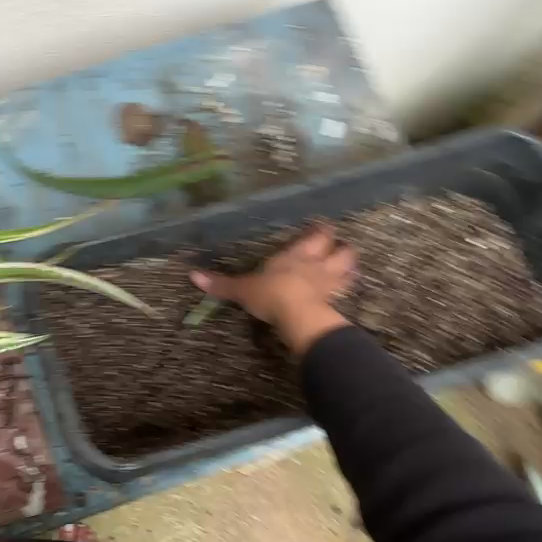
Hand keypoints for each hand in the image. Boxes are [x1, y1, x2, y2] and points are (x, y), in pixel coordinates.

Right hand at [191, 225, 355, 352]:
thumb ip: (221, 283)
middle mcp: (318, 265)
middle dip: (341, 248)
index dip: (320, 231)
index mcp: (296, 254)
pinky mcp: (335, 303)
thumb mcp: (242, 289)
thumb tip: (193, 275)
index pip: (317, 236)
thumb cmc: (270, 293)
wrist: (297, 315)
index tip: (321, 227)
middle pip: (342, 250)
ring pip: (349, 270)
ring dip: (349, 268)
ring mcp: (330, 284)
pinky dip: (345, 292)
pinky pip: (345, 294)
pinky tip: (342, 294)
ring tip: (347, 269)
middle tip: (338, 248)